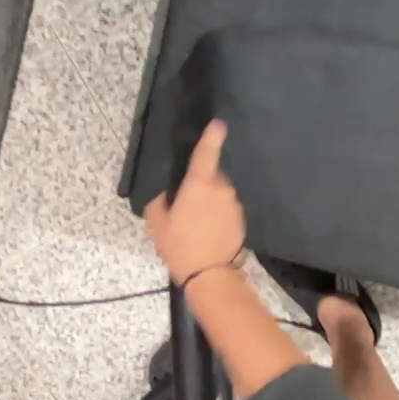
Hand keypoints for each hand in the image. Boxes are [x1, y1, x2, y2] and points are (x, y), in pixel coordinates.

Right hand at [144, 121, 245, 284]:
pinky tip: (208, 232)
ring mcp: (234, 205)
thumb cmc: (180, 247)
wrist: (211, 276)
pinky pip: (227, 210)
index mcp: (199, 184)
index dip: (212, 135)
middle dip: (201, 185)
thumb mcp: (157, 224)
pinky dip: (219, 215)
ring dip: (210, 202)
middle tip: (186, 205)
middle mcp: (221, 189)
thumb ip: (159, 201)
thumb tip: (164, 191)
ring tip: (196, 223)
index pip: (206, 152)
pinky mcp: (241, 221)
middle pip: (212, 176)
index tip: (218, 123)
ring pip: (220, 194)